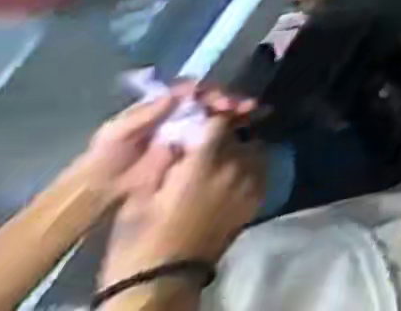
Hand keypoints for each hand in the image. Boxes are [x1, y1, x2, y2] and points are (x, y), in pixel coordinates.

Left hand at [68, 84, 255, 205]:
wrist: (98, 194)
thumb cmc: (105, 159)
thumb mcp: (117, 132)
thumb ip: (144, 112)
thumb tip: (179, 92)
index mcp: (163, 104)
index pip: (191, 90)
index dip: (205, 90)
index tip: (214, 97)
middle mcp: (180, 112)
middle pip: (210, 99)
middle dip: (227, 98)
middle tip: (239, 105)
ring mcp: (190, 130)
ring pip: (220, 112)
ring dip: (237, 108)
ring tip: (251, 110)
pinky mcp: (198, 147)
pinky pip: (221, 131)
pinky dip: (238, 123)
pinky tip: (253, 119)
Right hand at [101, 116, 265, 287]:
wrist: (160, 284)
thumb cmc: (140, 240)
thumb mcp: (141, 194)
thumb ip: (166, 157)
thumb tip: (181, 133)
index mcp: (207, 161)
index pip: (220, 120)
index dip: (210, 117)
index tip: (200, 118)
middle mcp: (238, 164)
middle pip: (240, 133)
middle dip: (225, 133)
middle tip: (207, 143)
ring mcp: (253, 180)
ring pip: (254, 148)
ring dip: (240, 149)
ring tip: (219, 160)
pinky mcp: (259, 197)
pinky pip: (260, 168)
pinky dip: (249, 166)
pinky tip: (230, 175)